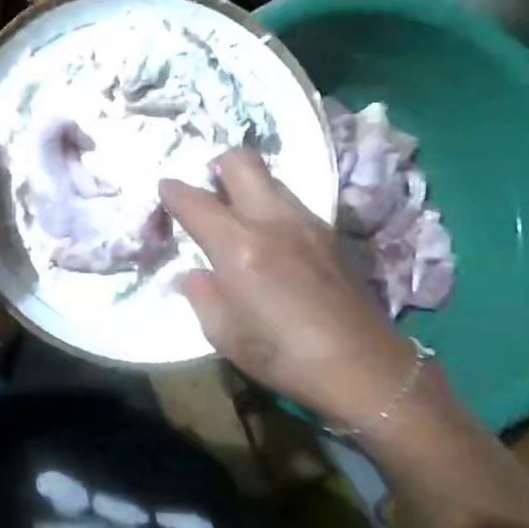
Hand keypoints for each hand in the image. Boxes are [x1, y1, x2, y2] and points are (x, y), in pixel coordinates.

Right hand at [159, 149, 417, 425]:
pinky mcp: (329, 233)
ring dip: (247, 187)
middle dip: (216, 166)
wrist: (364, 366)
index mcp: (239, 247)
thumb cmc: (284, 357)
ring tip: (237, 218)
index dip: (173, 191)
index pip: (195, 201)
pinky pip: (291, 201)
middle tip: (207, 191)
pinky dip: (271, 207)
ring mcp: (306, 222)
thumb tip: (194, 274)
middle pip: (241, 161)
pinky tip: (270, 240)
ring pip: (270, 178)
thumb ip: (202, 296)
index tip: (164, 190)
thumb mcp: (225, 336)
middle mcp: (272, 221)